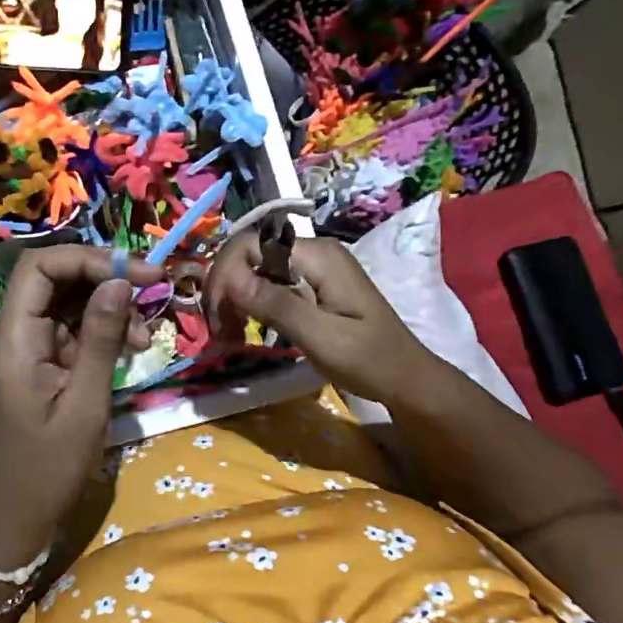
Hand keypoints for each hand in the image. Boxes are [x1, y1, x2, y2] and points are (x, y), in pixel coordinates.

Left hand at [0, 246, 163, 559]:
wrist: (20, 512)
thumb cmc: (51, 465)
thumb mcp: (86, 402)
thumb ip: (100, 338)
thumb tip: (120, 281)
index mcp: (12, 339)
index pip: (39, 267)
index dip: (89, 259)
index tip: (138, 272)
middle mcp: (11, 332)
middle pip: (54, 278)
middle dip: (105, 277)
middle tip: (153, 289)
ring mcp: (23, 346)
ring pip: (66, 301)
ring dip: (109, 306)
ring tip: (145, 335)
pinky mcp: (37, 360)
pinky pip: (69, 328)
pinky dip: (100, 329)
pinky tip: (130, 347)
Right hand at [203, 231, 445, 405]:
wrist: (405, 376)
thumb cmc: (368, 360)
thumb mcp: (321, 337)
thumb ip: (277, 305)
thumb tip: (231, 280)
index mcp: (318, 256)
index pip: (251, 245)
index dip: (224, 276)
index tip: (217, 318)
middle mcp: (313, 252)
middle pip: (250, 255)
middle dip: (225, 289)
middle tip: (219, 332)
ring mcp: (314, 267)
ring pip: (256, 270)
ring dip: (235, 298)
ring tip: (228, 336)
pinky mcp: (313, 285)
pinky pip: (271, 284)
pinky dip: (251, 304)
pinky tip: (245, 329)